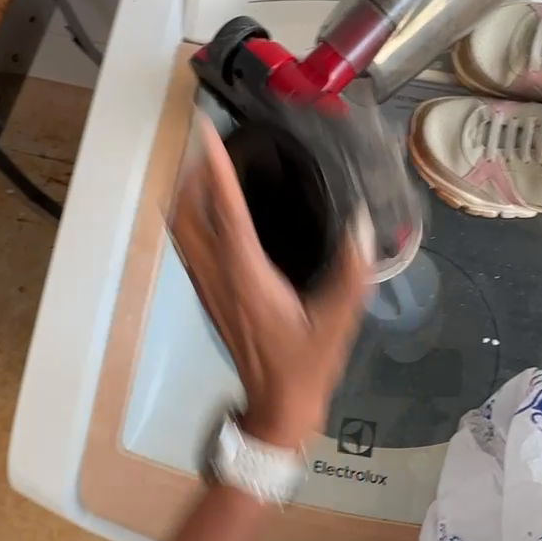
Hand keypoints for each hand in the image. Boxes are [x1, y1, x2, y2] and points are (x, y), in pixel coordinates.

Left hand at [169, 117, 370, 449]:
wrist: (277, 407)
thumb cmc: (306, 366)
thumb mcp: (338, 322)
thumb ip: (351, 273)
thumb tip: (360, 224)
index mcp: (248, 278)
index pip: (226, 213)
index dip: (215, 170)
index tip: (208, 133)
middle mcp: (219, 277)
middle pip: (187, 214)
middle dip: (191, 172)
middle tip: (208, 141)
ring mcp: (208, 287)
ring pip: (181, 228)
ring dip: (186, 191)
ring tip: (205, 164)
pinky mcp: (208, 294)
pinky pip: (188, 243)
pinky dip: (190, 214)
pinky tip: (210, 206)